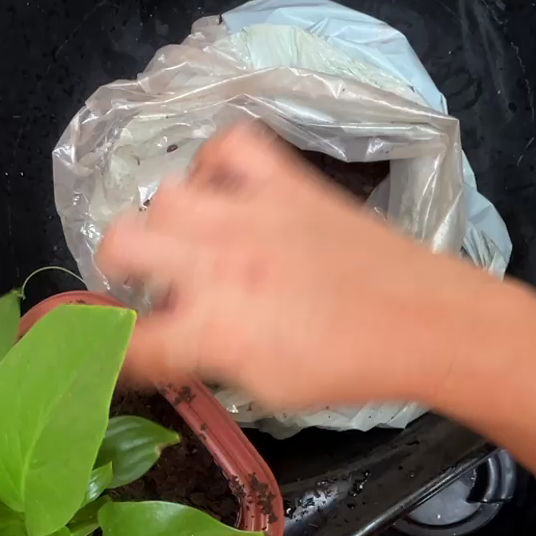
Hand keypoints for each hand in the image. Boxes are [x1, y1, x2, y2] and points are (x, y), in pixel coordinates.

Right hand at [96, 122, 530, 410]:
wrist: (423, 322)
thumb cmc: (342, 371)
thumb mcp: (261, 388)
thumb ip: (204, 361)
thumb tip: (173, 341)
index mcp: (210, 328)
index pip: (130, 340)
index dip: (111, 352)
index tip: (114, 354)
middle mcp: (216, 263)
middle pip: (120, 244)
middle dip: (115, 272)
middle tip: (143, 289)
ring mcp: (250, 213)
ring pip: (164, 195)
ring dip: (163, 224)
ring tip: (185, 244)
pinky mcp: (285, 182)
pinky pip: (229, 146)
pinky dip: (213, 167)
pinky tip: (222, 194)